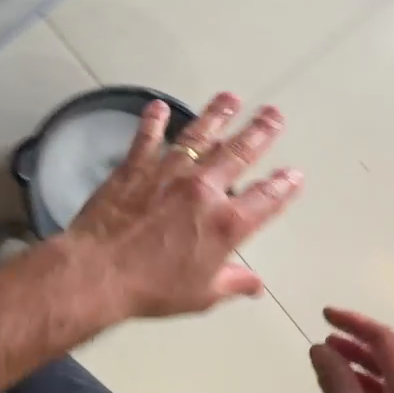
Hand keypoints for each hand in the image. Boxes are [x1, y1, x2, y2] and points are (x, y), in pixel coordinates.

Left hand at [63, 93, 300, 318]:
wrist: (99, 271)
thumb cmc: (152, 288)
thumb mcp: (201, 295)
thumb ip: (232, 283)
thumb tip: (255, 284)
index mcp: (226, 223)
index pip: (266, 199)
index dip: (284, 186)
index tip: (294, 173)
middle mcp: (203, 190)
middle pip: (239, 154)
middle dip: (259, 132)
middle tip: (273, 114)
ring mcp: (167, 174)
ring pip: (198, 136)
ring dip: (216, 115)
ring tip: (229, 98)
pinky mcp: (135, 168)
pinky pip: (146, 138)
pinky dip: (153, 120)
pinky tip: (158, 106)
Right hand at [309, 307, 393, 392]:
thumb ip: (336, 380)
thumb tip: (319, 349)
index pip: (386, 339)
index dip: (354, 322)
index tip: (325, 315)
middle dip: (366, 335)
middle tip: (332, 332)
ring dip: (374, 357)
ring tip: (337, 357)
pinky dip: (385, 377)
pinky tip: (359, 386)